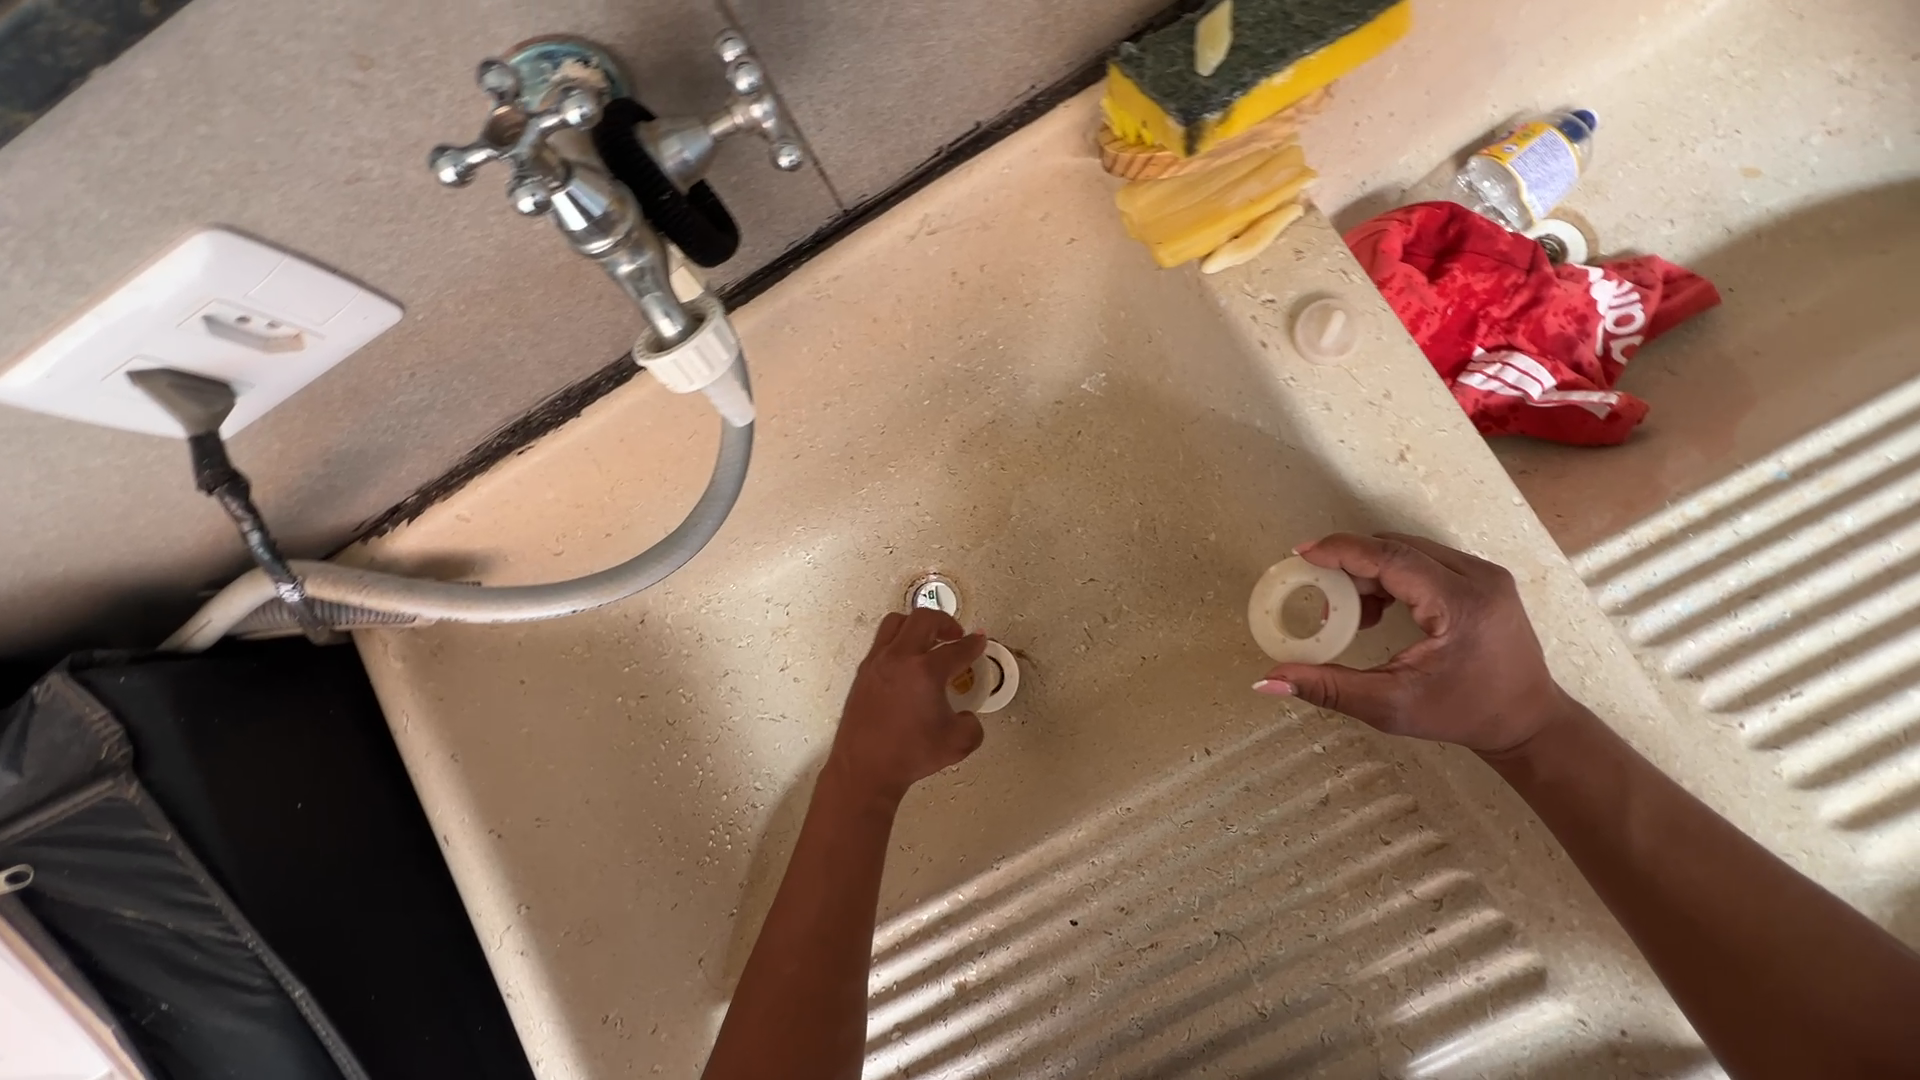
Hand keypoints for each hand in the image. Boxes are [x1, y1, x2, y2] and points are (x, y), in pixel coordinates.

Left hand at [826, 608, 988, 804]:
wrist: (865, 768)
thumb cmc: (906, 755)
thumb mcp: (958, 743)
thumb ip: (972, 724)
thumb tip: (966, 717)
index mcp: (925, 672)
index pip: (958, 649)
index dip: (973, 644)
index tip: (978, 642)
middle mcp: (899, 659)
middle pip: (924, 619)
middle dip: (946, 621)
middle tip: (955, 634)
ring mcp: (877, 663)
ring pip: (896, 622)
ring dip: (916, 625)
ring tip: (928, 638)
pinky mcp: (863, 673)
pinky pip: (882, 642)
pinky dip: (898, 642)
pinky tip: (906, 661)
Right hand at [1253, 532, 1575, 754]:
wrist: (1528, 721)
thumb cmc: (1462, 715)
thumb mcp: (1389, 706)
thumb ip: (1327, 688)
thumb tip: (1267, 682)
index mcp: (1460, 604)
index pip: (1390, 557)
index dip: (1340, 551)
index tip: (1301, 555)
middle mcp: (1477, 577)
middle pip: (1396, 547)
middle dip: (1349, 563)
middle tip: (1315, 590)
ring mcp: (1484, 574)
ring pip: (1407, 550)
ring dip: (1367, 569)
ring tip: (1346, 609)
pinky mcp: (1482, 579)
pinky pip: (1422, 560)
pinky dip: (1389, 575)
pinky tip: (1375, 608)